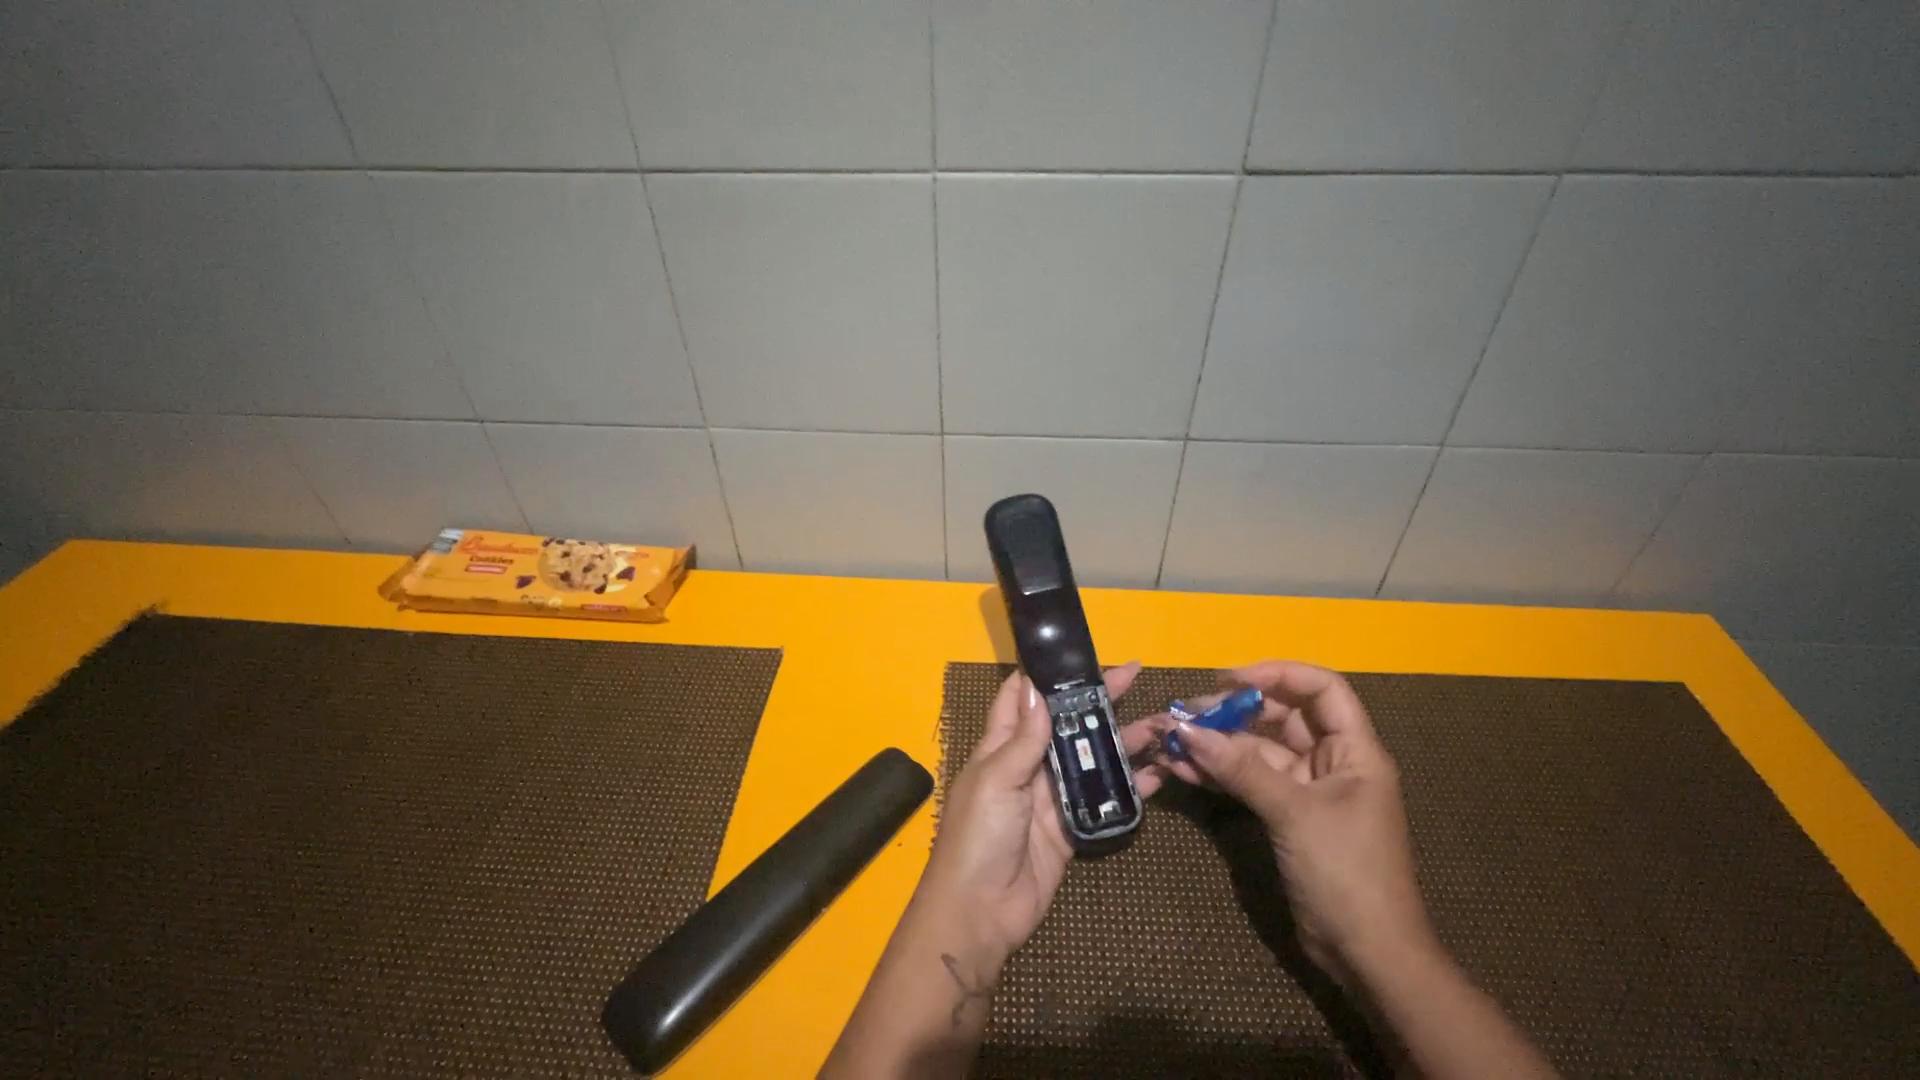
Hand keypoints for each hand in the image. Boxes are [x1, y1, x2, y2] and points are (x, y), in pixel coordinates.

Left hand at [915, 664, 1156, 963]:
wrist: (981, 911)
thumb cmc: (978, 836)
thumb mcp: (996, 780)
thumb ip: (1023, 739)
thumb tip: (1037, 688)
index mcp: (1000, 746)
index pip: (1021, 698)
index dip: (1046, 674)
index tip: (1078, 653)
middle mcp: (1028, 764)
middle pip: (1066, 723)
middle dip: (1097, 701)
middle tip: (1136, 676)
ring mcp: (1052, 796)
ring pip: (1091, 758)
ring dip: (1122, 740)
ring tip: (1162, 724)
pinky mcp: (1072, 827)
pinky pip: (1104, 798)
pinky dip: (1130, 785)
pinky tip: (1159, 772)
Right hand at [1147, 661, 1434, 980]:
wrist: (1366, 954)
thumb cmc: (1346, 872)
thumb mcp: (1294, 813)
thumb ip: (1241, 768)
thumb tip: (1187, 731)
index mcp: (1354, 750)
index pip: (1320, 689)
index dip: (1276, 675)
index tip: (1227, 681)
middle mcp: (1332, 761)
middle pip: (1281, 717)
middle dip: (1233, 712)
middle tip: (1186, 715)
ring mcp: (1307, 790)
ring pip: (1258, 751)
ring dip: (1218, 745)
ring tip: (1172, 741)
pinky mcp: (1286, 816)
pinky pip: (1250, 781)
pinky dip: (1220, 775)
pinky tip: (1183, 770)